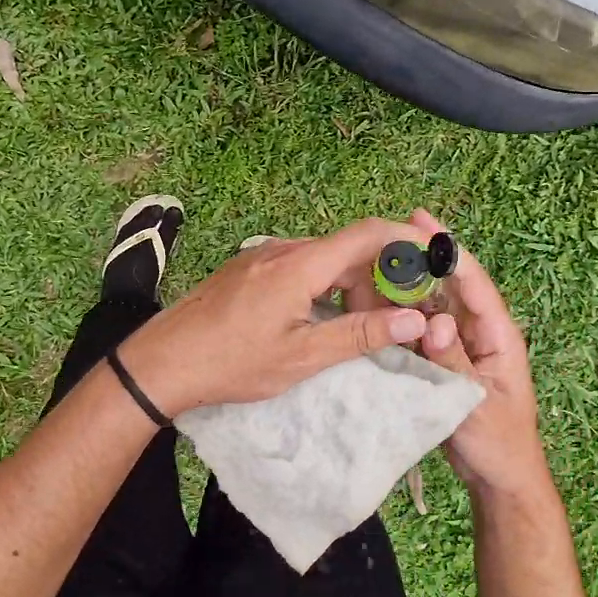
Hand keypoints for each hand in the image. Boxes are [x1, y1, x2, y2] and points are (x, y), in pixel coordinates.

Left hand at [118, 218, 431, 416]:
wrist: (162, 361)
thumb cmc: (232, 363)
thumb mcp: (302, 357)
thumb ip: (360, 335)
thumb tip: (415, 320)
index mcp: (300, 265)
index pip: (367, 234)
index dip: (406, 239)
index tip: (434, 257)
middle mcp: (283, 249)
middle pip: (348, 248)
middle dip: (379, 277)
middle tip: (392, 319)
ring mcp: (262, 256)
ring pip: (324, 258)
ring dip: (350, 285)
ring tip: (354, 328)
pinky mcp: (249, 268)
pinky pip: (300, 265)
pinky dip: (323, 285)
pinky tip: (318, 319)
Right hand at [402, 209, 548, 496]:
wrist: (499, 479)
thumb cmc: (498, 443)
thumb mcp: (475, 405)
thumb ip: (455, 364)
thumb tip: (436, 323)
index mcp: (498, 335)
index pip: (474, 284)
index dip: (449, 251)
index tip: (423, 222)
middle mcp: (479, 333)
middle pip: (449, 287)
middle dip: (422, 259)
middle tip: (386, 235)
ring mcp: (460, 346)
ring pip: (431, 307)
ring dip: (406, 286)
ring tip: (373, 263)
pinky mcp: (443, 362)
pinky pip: (421, 332)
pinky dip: (401, 318)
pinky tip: (375, 305)